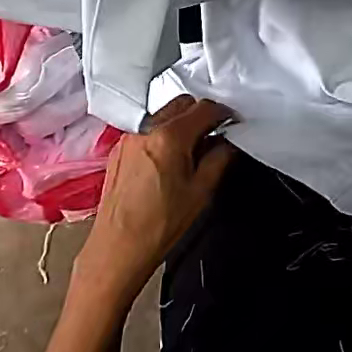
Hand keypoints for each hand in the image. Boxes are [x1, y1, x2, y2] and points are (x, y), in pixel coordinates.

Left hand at [75, 95, 236, 301]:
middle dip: (202, 114)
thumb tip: (227, 141)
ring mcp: (129, 138)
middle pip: (182, 104)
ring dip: (182, 122)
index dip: (224, 113)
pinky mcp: (119, 150)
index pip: (204, 108)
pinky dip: (164, 133)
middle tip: (216, 134)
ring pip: (164, 114)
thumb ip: (220, 157)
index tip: (233, 122)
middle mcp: (145, 129)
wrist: (118, 247)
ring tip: (193, 148)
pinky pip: (148, 128)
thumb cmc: (161, 223)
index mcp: (169, 137)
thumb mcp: (202, 189)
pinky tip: (171, 157)